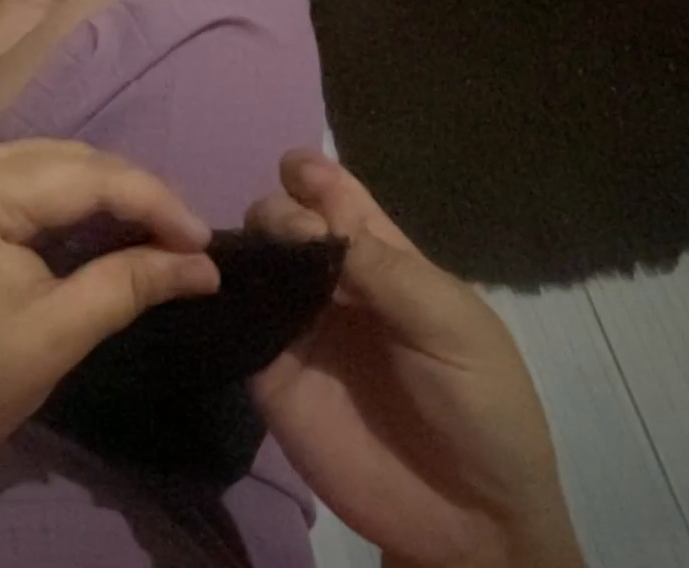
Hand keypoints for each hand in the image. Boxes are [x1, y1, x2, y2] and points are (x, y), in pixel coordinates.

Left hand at [0, 138, 221, 478]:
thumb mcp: (51, 336)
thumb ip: (128, 284)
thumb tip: (203, 265)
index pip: (90, 176)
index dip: (157, 205)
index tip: (208, 247)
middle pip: (72, 162)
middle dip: (135, 199)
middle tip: (187, 248)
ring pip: (53, 169)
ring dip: (107, 201)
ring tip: (157, 242)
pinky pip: (27, 188)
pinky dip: (71, 210)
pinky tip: (103, 235)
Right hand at [247, 150, 582, 567]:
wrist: (465, 519)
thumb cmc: (479, 406)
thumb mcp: (451, 326)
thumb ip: (384, 270)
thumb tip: (309, 219)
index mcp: (383, 261)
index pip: (339, 201)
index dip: (314, 177)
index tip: (294, 168)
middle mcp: (331, 283)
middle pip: (287, 223)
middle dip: (280, 212)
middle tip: (292, 236)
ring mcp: (295, 324)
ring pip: (254, 263)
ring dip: (246, 245)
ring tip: (252, 254)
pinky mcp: (265, 368)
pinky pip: (233, 320)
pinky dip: (218, 296)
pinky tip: (209, 282)